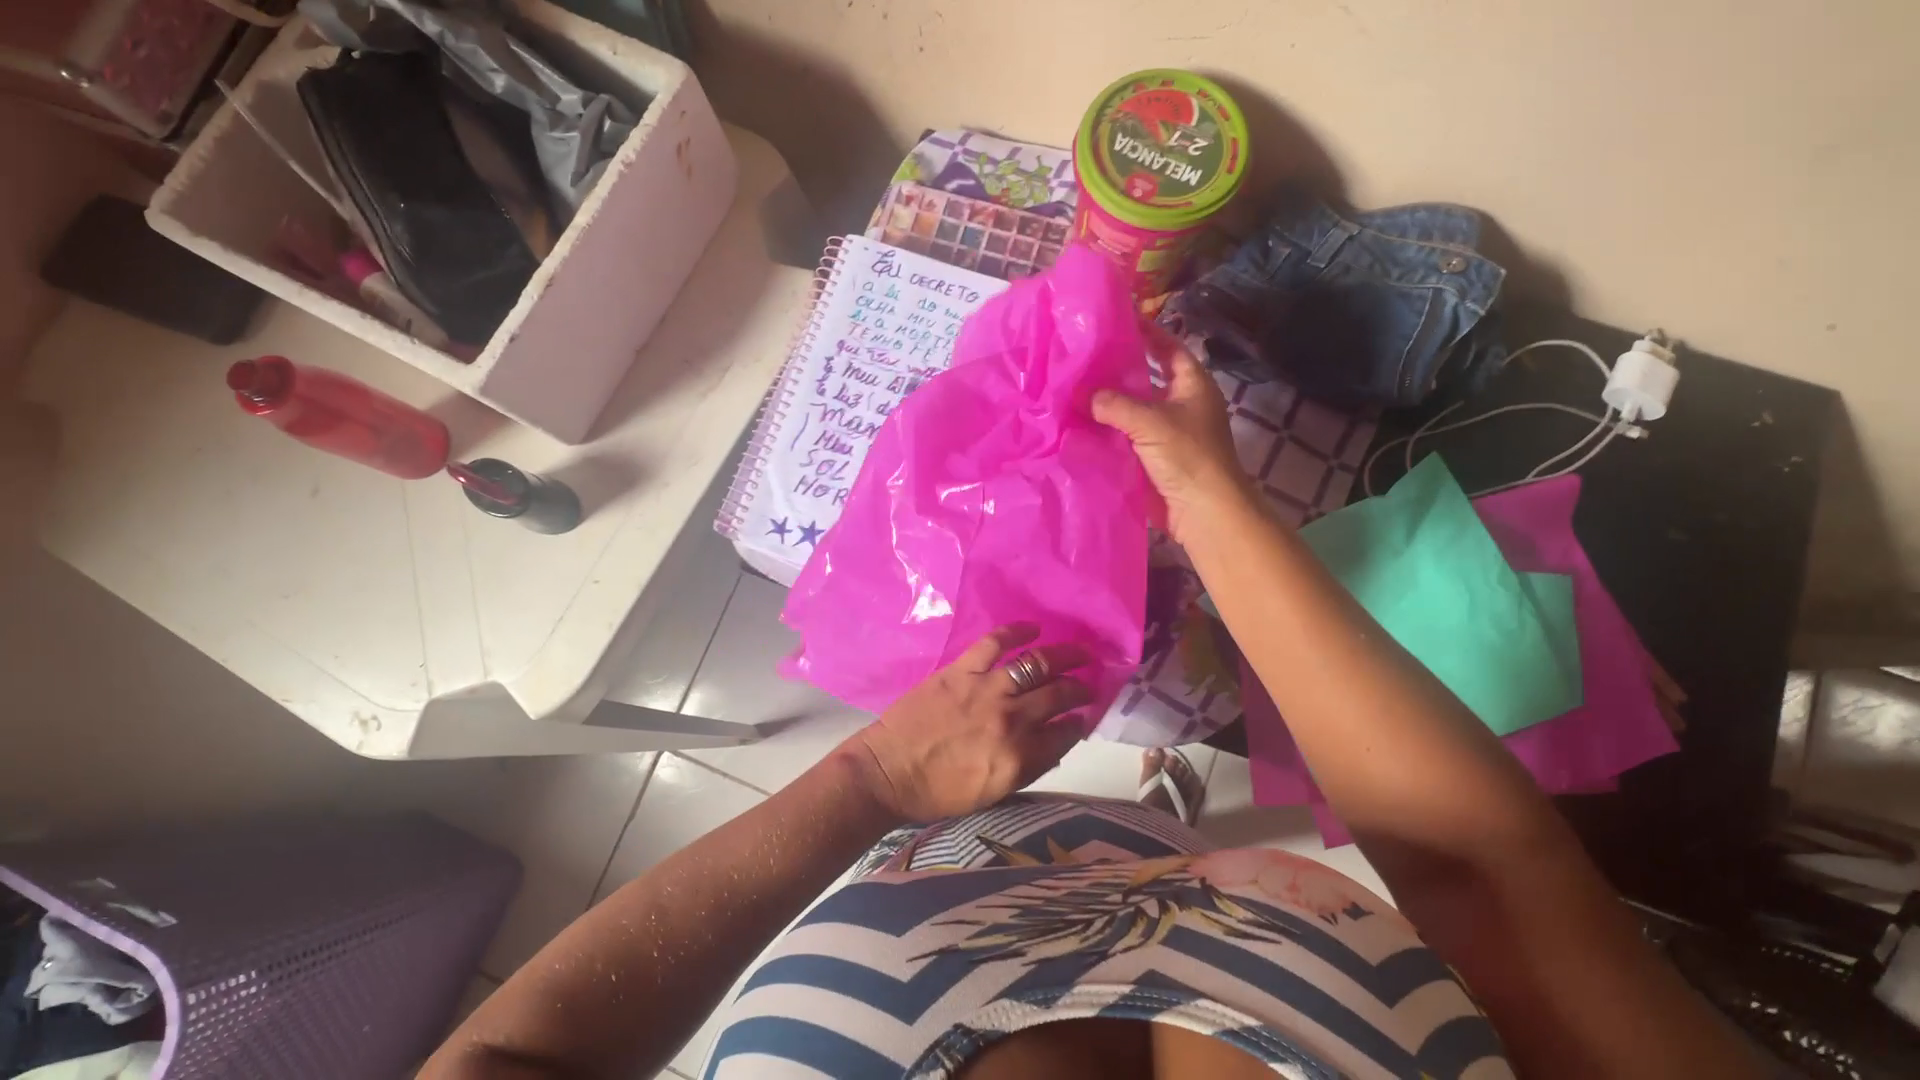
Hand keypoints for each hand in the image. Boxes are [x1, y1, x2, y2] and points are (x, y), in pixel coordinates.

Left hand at [839, 624, 1093, 822]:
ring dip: (1064, 657)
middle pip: (1060, 695)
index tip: (1083, 718)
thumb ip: (1029, 766)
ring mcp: (986, 689)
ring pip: (1037, 664)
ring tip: (1079, 654)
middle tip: (1088, 685)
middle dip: (1081, 689)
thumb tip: (1055, 742)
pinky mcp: (961, 670)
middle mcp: (1011, 719)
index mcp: (1020, 755)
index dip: (1080, 723)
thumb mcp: (993, 792)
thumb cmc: (939, 792)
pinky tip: (1034, 628)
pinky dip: (1018, 631)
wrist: (889, 773)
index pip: (1067, 733)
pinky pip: (996, 642)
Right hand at [1092, 330, 1253, 546]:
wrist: (1204, 512)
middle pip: (1146, 378)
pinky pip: (1126, 437)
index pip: (1168, 347)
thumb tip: (1079, 392)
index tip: (1116, 320)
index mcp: (1192, 384)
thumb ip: (1112, 403)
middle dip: (1117, 369)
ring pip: (1133, 410)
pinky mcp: (1154, 459)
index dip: (1147, 332)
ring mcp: (1168, 433)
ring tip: (1072, 386)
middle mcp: (1181, 404)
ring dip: (1107, 403)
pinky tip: (1079, 424)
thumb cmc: (1188, 456)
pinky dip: (1106, 431)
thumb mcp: (1149, 421)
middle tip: (1082, 355)